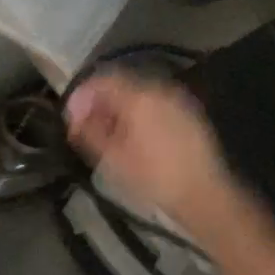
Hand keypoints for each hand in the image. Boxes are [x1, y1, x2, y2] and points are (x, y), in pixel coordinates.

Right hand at [63, 72, 237, 217]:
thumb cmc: (154, 177)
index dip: (82, 96)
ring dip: (118, 109)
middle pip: (121, 85)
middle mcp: (161, 90)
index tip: (71, 117)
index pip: (102, 80)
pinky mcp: (188, 115)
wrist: (203, 195)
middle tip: (86, 127)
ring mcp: (178, 101)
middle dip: (99, 103)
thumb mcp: (113, 157)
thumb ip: (90, 132)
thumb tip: (76, 120)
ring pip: (139, 95)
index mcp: (140, 96)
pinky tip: (131, 138)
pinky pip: (155, 105)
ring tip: (106, 135)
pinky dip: (137, 115)